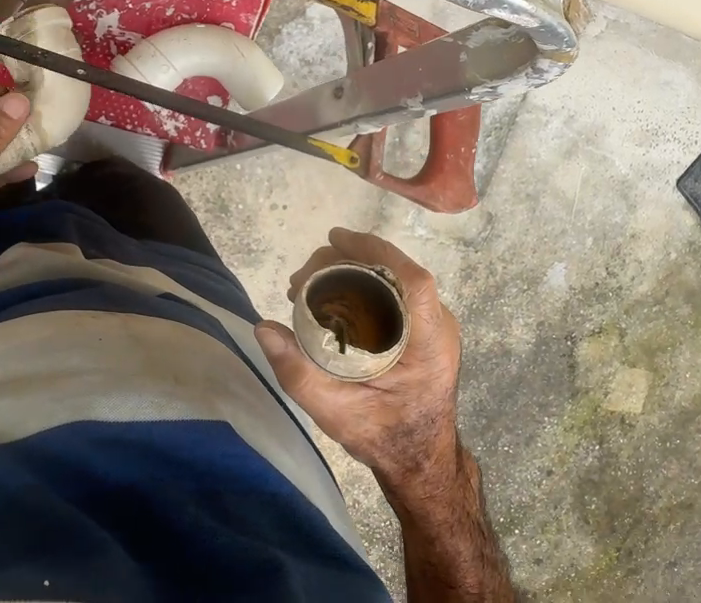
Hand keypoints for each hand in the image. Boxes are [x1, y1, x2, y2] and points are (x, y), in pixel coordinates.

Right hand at [254, 228, 462, 493]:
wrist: (420, 461)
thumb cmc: (385, 437)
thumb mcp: (335, 412)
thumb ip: (298, 373)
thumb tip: (263, 327)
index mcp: (428, 344)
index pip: (413, 280)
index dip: (376, 251)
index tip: (335, 240)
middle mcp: (437, 326)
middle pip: (394, 271)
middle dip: (344, 261)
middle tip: (300, 279)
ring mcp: (432, 324)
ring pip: (391, 277)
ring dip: (348, 269)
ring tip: (305, 285)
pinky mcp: (422, 326)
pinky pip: (391, 290)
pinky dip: (358, 282)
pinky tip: (326, 293)